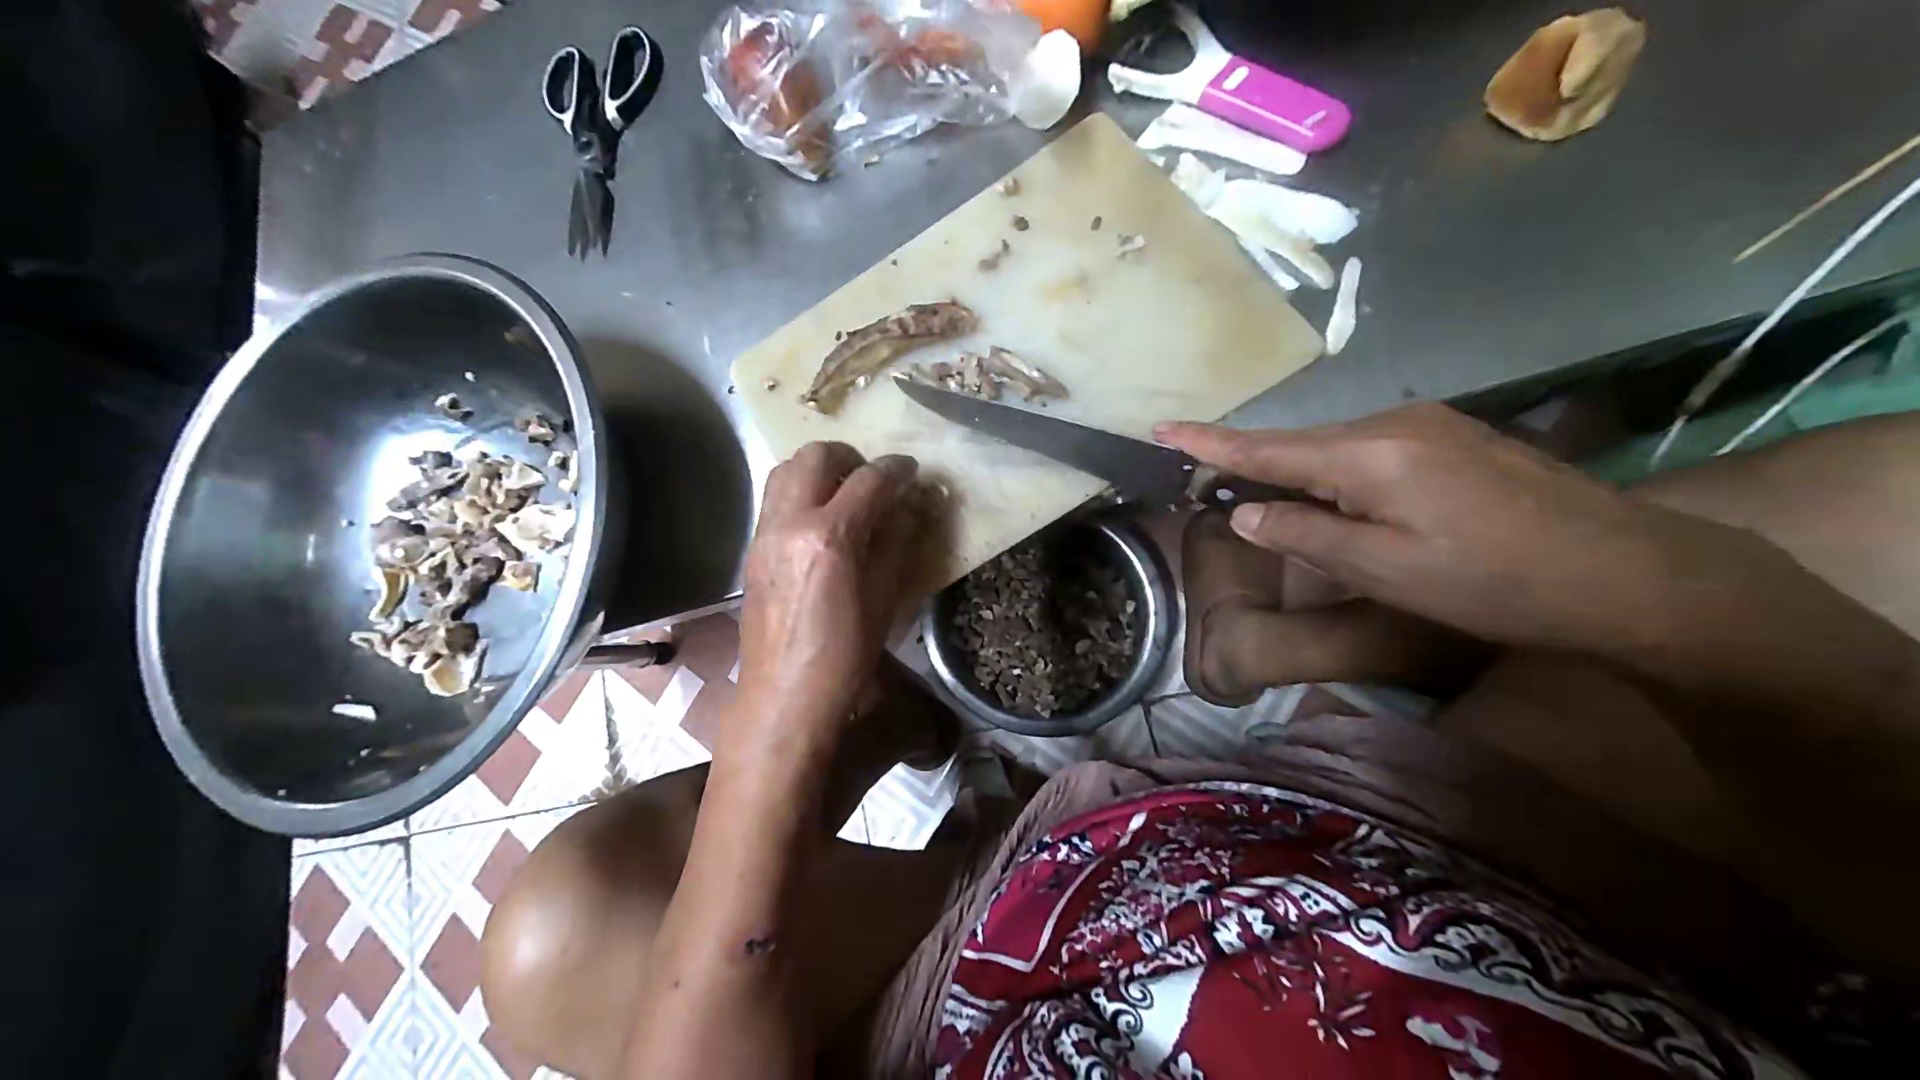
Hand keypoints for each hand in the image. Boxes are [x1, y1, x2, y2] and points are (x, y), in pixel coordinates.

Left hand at [732, 442, 925, 764]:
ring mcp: (765, 533)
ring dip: (820, 470)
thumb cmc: (846, 654)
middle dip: (851, 458)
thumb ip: (898, 540)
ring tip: (845, 495)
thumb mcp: (886, 597)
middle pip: (817, 455)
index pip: (870, 480)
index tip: (912, 470)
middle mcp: (790, 522)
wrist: (786, 694)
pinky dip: (800, 492)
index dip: (897, 469)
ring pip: (787, 469)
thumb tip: (910, 505)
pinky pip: (775, 498)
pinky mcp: (752, 548)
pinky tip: (821, 522)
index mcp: (830, 537)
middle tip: (874, 481)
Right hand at [1155, 404, 1795, 658]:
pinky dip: (1337, 476)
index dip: (1210, 442)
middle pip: (1301, 444)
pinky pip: (1369, 452)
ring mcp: (1430, 426)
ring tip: (1280, 509)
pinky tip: (1343, 504)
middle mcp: (1396, 424)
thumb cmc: (1497, 584)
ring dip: (1300, 476)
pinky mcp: (1453, 438)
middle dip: (1254, 464)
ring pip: (1336, 449)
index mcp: (1372, 456)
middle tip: (1212, 487)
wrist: (1632, 574)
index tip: (1161, 428)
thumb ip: (1307, 535)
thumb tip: (1244, 511)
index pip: (1268, 446)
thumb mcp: (1387, 572)